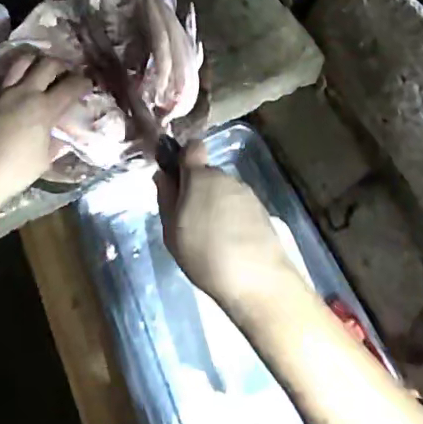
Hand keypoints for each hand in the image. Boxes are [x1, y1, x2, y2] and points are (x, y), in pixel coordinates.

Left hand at [0, 54, 89, 216]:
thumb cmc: (13, 173)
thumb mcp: (44, 159)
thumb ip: (55, 139)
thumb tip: (61, 132)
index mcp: (44, 108)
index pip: (72, 85)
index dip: (84, 82)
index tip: (88, 84)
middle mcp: (24, 93)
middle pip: (48, 64)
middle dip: (62, 65)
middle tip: (65, 74)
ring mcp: (1, 92)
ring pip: (22, 61)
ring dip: (35, 62)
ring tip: (39, 71)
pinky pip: (2, 77)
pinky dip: (14, 76)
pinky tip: (16, 88)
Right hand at [156, 140, 304, 312]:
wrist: (255, 276)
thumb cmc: (203, 254)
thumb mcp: (171, 231)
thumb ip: (166, 198)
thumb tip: (163, 175)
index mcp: (199, 177)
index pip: (192, 147)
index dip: (183, 157)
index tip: (176, 178)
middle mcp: (224, 176)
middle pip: (206, 174)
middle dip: (197, 189)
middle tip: (189, 220)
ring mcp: (245, 191)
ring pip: (222, 189)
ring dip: (215, 203)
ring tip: (210, 236)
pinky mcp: (260, 206)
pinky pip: (237, 203)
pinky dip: (231, 215)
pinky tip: (229, 240)